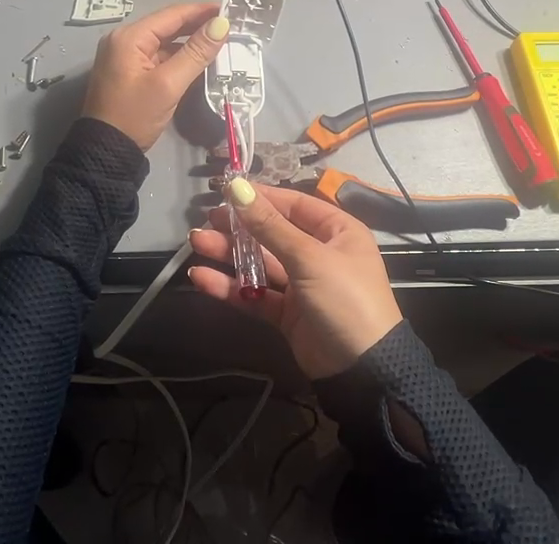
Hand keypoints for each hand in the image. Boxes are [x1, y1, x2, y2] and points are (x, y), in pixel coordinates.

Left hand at [79, 1, 228, 149]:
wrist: (106, 152)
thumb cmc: (135, 116)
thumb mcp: (168, 84)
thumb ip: (196, 53)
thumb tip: (222, 24)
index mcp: (129, 37)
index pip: (172, 15)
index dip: (202, 10)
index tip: (229, 9)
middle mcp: (124, 40)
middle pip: (168, 25)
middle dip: (198, 25)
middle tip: (229, 25)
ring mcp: (125, 56)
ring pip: (164, 41)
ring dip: (190, 41)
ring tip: (220, 40)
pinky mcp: (129, 71)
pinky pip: (158, 56)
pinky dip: (179, 56)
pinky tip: (200, 58)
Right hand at [188, 179, 403, 378]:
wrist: (362, 371)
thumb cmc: (344, 299)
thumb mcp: (309, 258)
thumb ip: (269, 226)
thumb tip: (238, 188)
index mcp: (337, 232)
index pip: (294, 204)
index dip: (261, 197)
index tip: (227, 191)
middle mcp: (319, 253)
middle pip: (271, 233)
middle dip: (238, 227)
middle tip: (206, 219)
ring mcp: (302, 284)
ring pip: (259, 263)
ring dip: (228, 253)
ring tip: (196, 242)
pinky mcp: (287, 313)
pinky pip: (255, 294)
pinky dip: (230, 286)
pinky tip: (202, 277)